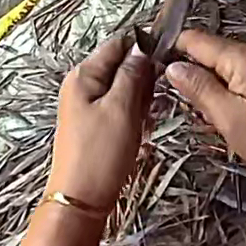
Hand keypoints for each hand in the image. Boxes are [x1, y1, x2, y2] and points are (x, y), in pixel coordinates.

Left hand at [48, 34, 154, 210]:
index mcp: (84, 75)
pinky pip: (121, 107)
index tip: (164, 64)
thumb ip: (132, 73)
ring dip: (140, 99)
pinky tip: (138, 129)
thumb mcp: (121, 107)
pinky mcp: (95, 123)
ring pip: (124, 87)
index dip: (143, 49)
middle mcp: (82, 85)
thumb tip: (142, 46)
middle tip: (150, 102)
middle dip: (143, 79)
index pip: (119, 44)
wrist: (81, 202)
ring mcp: (87, 105)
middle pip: (122, 65)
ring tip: (143, 119)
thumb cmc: (100, 154)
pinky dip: (134, 114)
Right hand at [165, 30, 245, 178]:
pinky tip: (211, 109)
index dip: (169, 48)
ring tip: (186, 105)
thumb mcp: (227, 116)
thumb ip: (198, 88)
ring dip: (200, 81)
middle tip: (163, 93)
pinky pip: (228, 75)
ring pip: (215, 64)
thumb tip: (171, 66)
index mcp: (239, 57)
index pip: (194, 39)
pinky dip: (215, 88)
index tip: (148, 65)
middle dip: (184, 68)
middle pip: (204, 50)